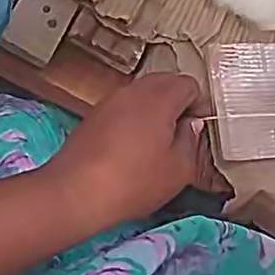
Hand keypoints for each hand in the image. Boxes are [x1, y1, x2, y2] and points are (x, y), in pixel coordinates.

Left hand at [46, 72, 211, 225]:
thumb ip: (190, 142)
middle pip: (164, 83)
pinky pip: (123, 106)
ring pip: (141, 94)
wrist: (75, 191)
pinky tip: (131, 147)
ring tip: (156, 143)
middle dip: (177, 103)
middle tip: (180, 135)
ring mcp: (110, 99)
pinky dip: (133, 118)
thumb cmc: (134, 181)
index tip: (197, 131)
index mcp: (159, 97)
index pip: (189, 84)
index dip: (199, 105)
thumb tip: (191, 125)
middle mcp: (133, 90)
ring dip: (154, 110)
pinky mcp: (93, 114)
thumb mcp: (178, 170)